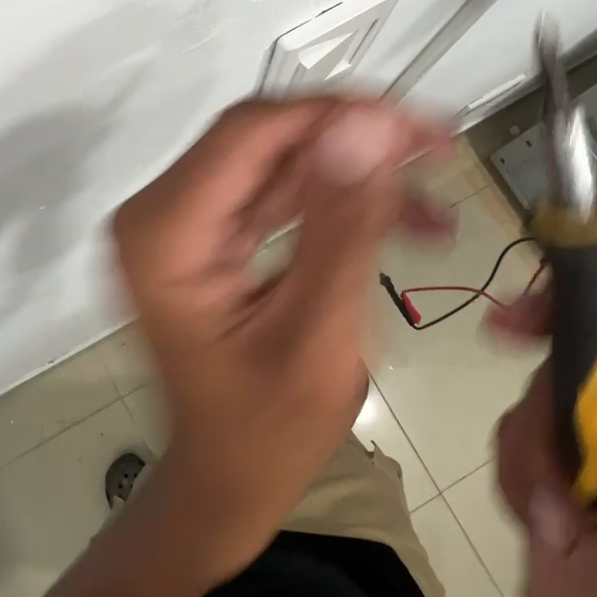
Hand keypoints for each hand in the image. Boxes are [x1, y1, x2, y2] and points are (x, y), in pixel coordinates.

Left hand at [111, 97, 448, 584]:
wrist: (227, 482)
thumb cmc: (267, 433)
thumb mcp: (318, 334)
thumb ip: (343, 227)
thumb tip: (367, 127)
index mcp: (165, 235)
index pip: (249, 134)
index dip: (335, 115)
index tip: (415, 124)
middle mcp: (161, 214)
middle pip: (264, 140)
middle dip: (355, 136)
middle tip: (436, 142)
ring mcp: (184, 223)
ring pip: (280, 161)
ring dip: (356, 167)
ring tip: (435, 181)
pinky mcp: (211, 236)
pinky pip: (280, 196)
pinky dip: (339, 200)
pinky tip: (407, 216)